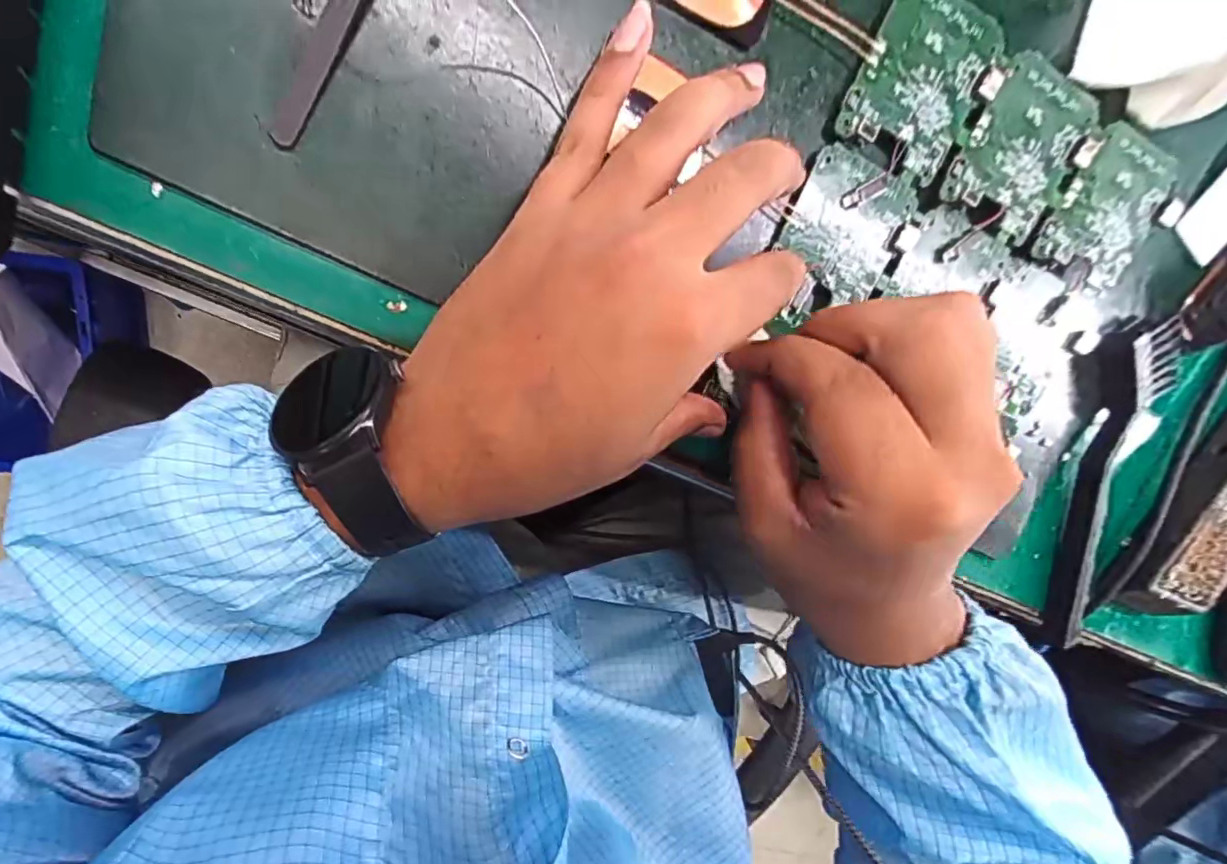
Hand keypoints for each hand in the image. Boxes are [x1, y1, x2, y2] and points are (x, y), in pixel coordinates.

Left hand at [376, 0, 806, 532]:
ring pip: (674, 127)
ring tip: (745, 86)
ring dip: (721, 95)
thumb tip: (713, 401)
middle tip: (777, 179)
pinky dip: (610, 70)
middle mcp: (654, 254)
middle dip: (777, 174)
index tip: (767, 296)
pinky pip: (580, 126)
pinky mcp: (538, 213)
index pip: (773, 279)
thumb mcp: (629, 449)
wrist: (444, 440)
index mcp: (690, 324)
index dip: (781, 288)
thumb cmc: (539, 457)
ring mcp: (592, 222)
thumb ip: (683, 413)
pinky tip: (638, 27)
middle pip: (746, 178)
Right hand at [726, 294, 1021, 666]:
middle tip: (795, 353)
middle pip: (925, 332)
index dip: (787, 356)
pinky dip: (903, 340)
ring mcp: (996, 439)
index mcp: (898, 495)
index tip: (746, 357)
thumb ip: (757, 441)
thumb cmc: (818, 575)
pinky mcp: (998, 427)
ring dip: (877, 323)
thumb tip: (762, 371)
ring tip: (829, 358)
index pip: (847, 385)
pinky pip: (962, 346)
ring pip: (956, 323)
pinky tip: (864, 371)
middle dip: (843, 324)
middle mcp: (967, 457)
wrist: (892, 609)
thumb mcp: (761, 519)